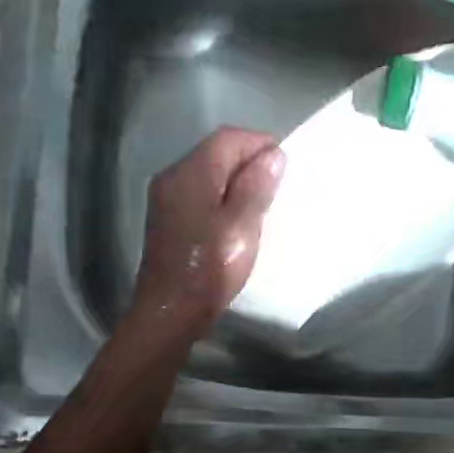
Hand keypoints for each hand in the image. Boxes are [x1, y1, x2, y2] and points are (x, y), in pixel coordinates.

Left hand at [130, 127, 284, 339]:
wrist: (170, 313)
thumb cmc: (210, 270)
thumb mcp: (242, 227)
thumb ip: (256, 188)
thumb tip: (272, 155)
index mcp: (191, 174)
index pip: (227, 139)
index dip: (259, 143)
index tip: (287, 162)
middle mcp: (173, 178)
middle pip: (215, 153)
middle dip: (249, 160)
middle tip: (279, 182)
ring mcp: (166, 199)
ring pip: (207, 174)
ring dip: (236, 180)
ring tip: (263, 201)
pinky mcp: (168, 220)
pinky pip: (200, 194)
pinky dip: (222, 196)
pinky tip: (238, 218)